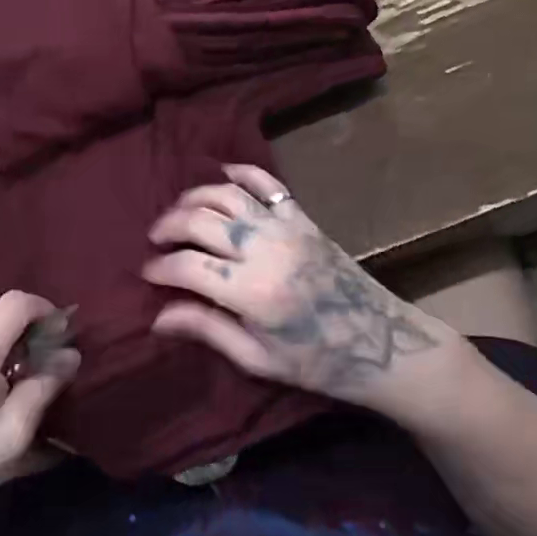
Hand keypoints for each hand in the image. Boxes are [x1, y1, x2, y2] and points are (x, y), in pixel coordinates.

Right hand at [144, 164, 459, 419]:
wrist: (388, 347)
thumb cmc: (318, 362)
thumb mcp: (257, 359)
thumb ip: (206, 329)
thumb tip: (157, 317)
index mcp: (252, 292)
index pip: (186, 266)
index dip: (158, 268)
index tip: (148, 275)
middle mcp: (265, 251)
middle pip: (198, 221)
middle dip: (167, 227)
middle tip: (156, 241)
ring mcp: (286, 229)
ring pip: (225, 195)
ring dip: (193, 199)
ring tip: (178, 214)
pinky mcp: (303, 220)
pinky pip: (267, 184)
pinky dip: (241, 174)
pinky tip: (221, 175)